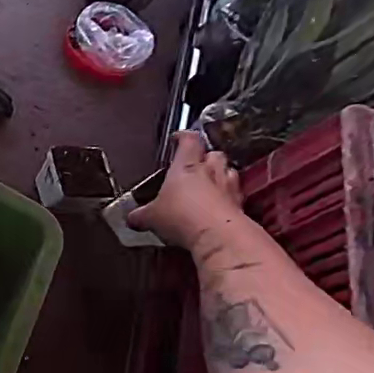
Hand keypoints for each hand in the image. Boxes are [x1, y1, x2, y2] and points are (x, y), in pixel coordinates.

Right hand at [130, 130, 253, 250]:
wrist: (217, 235)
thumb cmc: (181, 216)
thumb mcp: (152, 217)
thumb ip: (142, 215)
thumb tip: (132, 218)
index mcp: (186, 166)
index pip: (189, 140)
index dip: (183, 137)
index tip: (178, 138)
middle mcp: (211, 171)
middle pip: (214, 153)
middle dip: (206, 157)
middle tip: (197, 165)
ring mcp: (229, 186)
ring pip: (229, 171)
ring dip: (221, 175)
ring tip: (211, 185)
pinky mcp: (241, 205)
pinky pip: (236, 195)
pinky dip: (229, 198)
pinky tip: (220, 207)